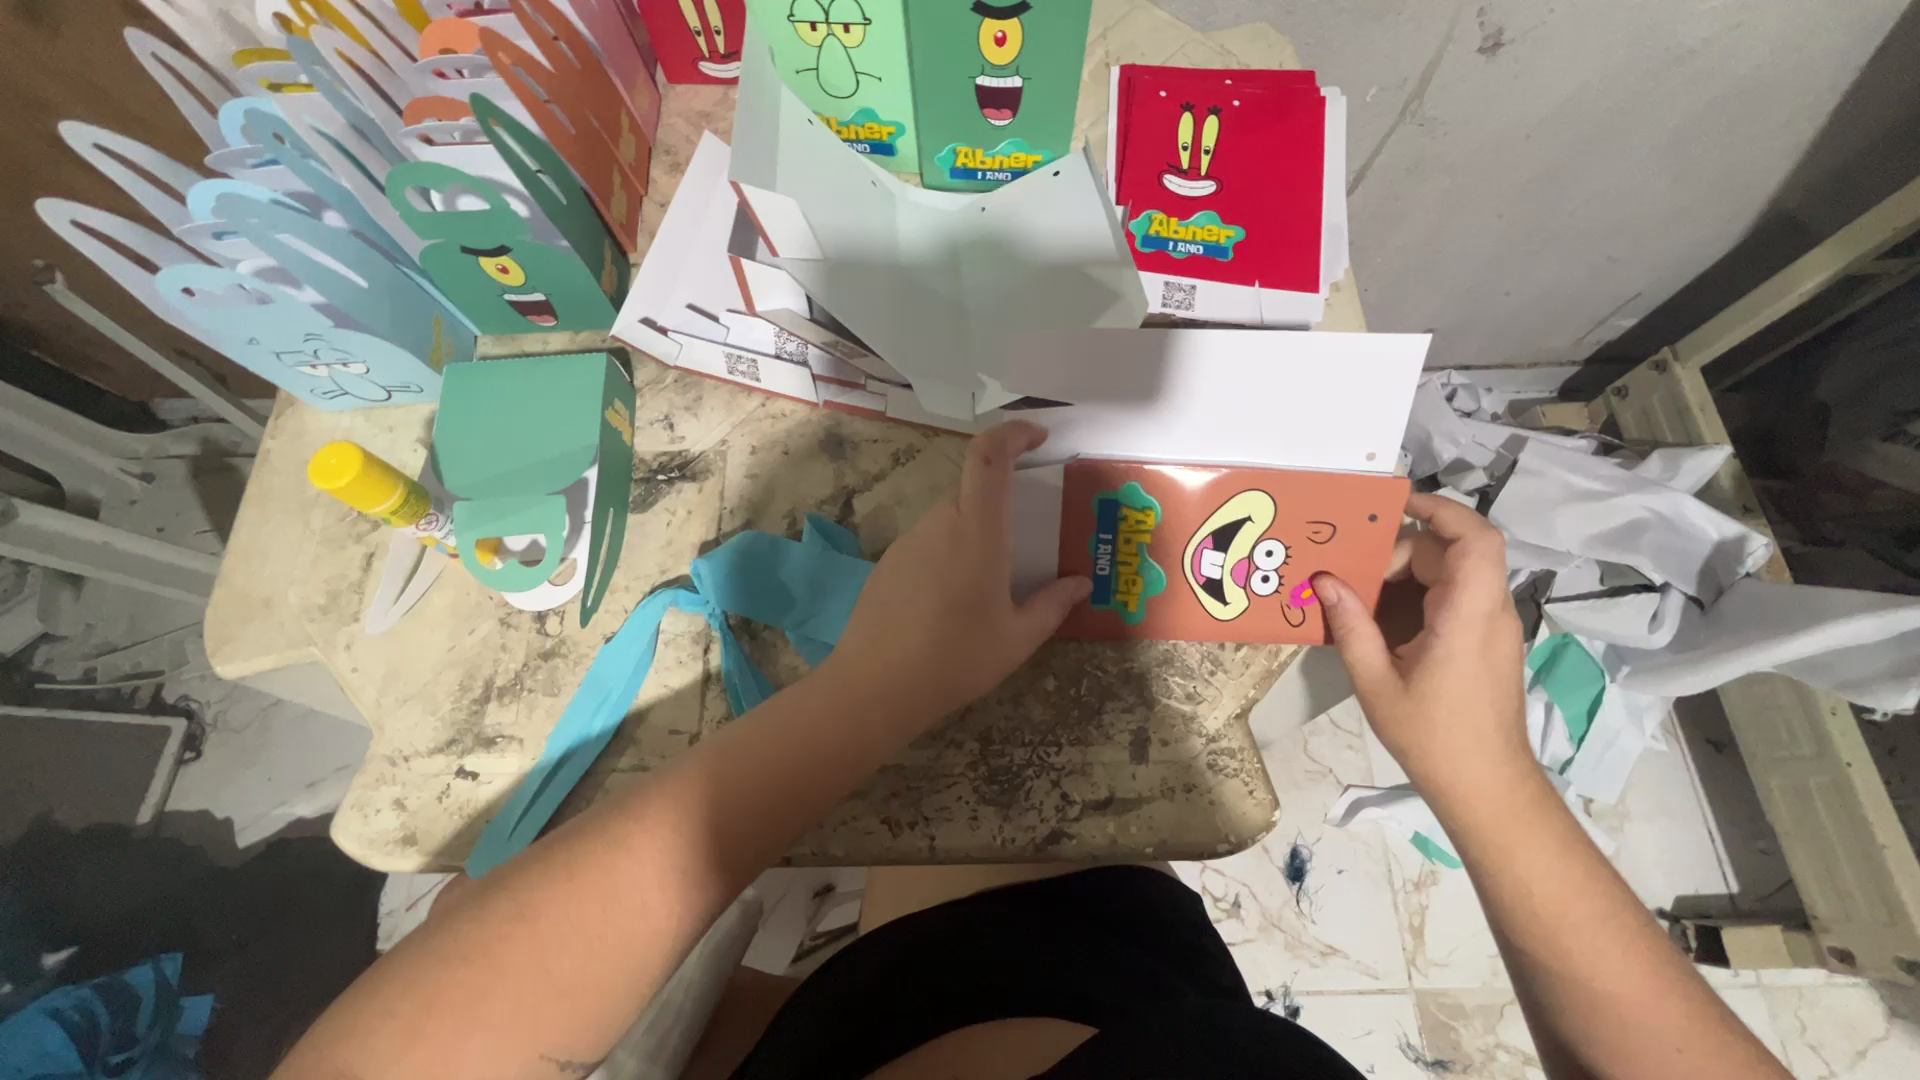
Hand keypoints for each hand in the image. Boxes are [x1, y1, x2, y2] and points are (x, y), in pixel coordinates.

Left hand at [827, 421, 1091, 723]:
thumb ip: (1053, 605)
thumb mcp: (1017, 639)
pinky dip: (950, 552)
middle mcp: (940, 523)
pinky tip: (954, 599)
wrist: (874, 687)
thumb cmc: (955, 659)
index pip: (989, 455)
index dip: (1013, 432)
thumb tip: (1081, 584)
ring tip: (992, 580)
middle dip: (1003, 494)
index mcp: (977, 531)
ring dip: (976, 529)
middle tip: (1027, 530)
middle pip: (972, 486)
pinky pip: (928, 541)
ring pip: (950, 516)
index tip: (1039, 436)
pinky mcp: (889, 562)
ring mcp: (908, 541)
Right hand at [1311, 492, 1531, 797]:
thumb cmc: (1431, 734)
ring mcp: (1492, 627)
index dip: (1441, 509)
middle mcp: (1490, 611)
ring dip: (1406, 574)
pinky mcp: (1486, 641)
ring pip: (1452, 573)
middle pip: (1452, 552)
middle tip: (1354, 575)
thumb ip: (1351, 625)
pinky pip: (1454, 597)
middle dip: (1400, 551)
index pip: (1474, 538)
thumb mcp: (1375, 680)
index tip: (1395, 503)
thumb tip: (1325, 579)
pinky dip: (1417, 594)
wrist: (1485, 783)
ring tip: (1359, 595)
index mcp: (1468, 614)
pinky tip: (1382, 619)